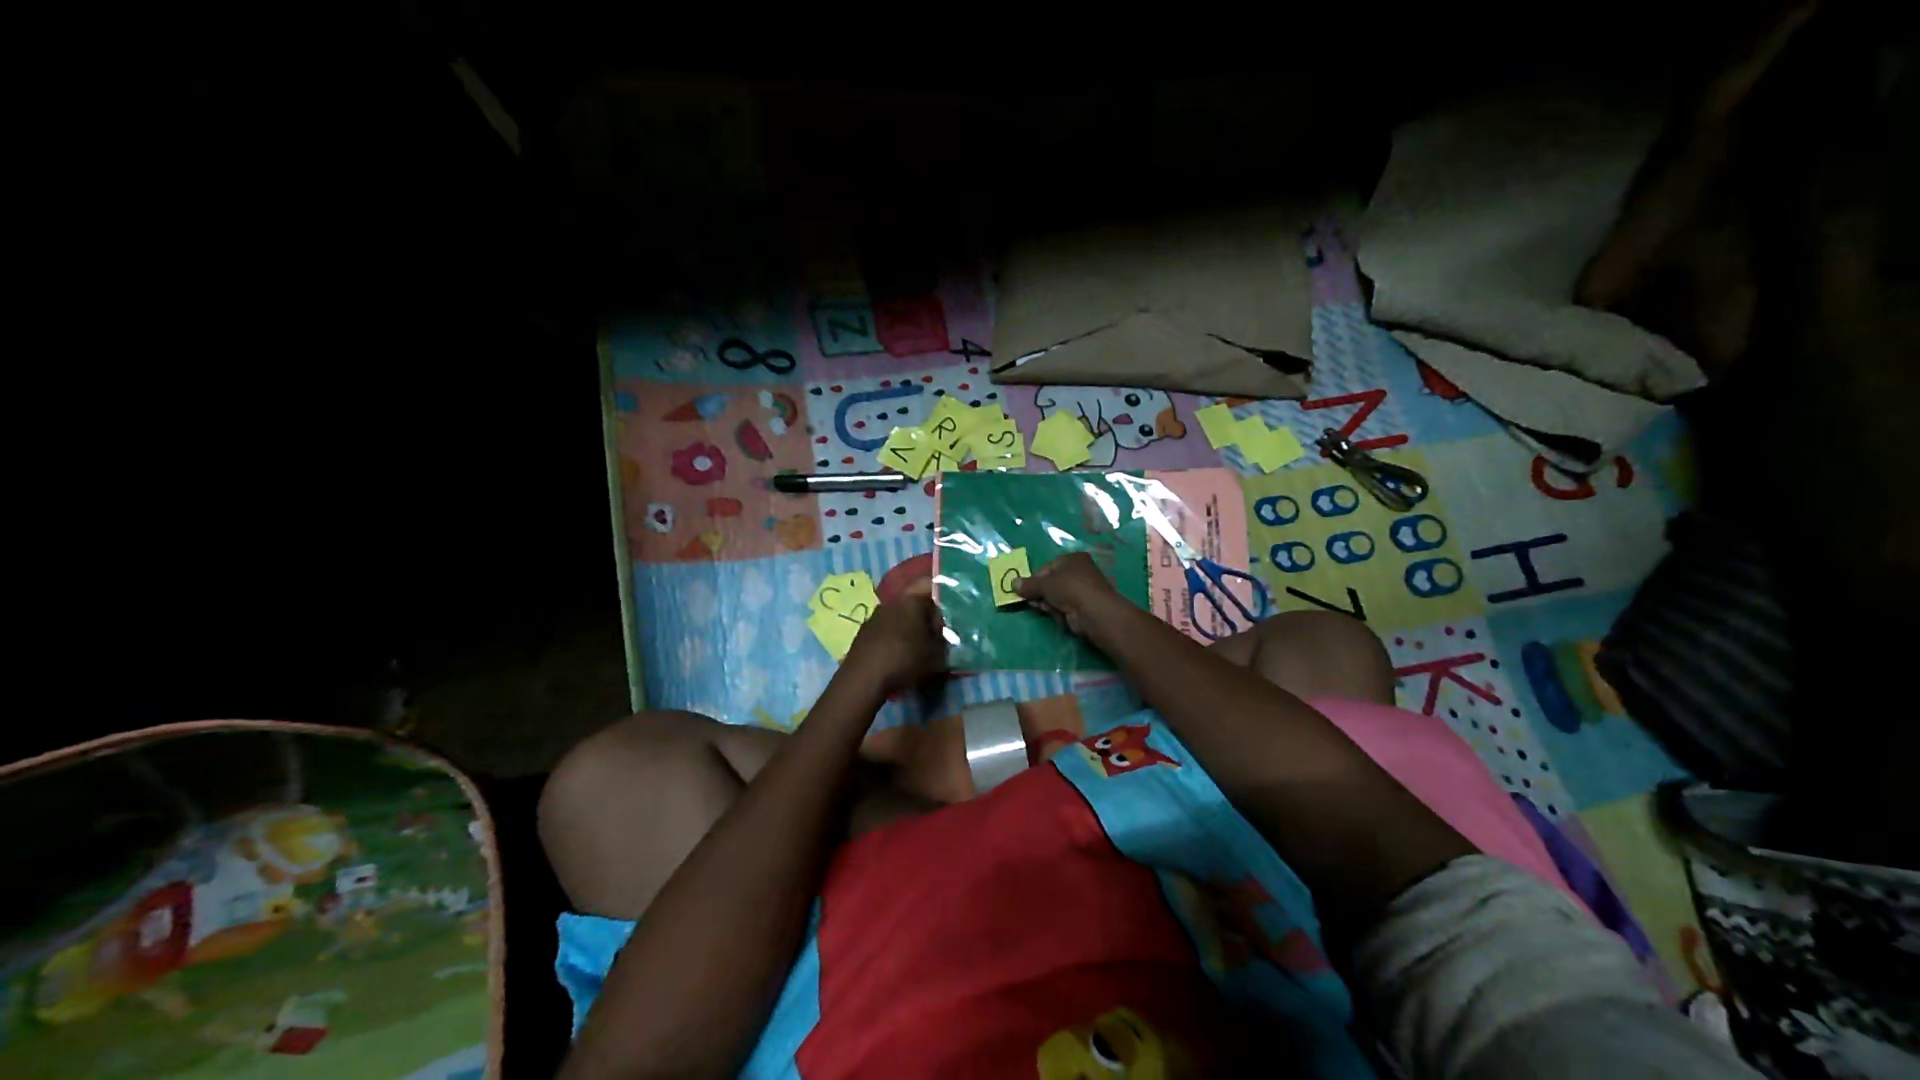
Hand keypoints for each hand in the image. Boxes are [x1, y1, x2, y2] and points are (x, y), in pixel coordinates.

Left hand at [844, 580, 945, 692]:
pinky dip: (895, 638)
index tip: (952, 613)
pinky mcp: (862, 633)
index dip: (943, 596)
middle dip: (927, 615)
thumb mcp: (938, 654)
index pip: (930, 585)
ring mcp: (874, 617)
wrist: (863, 680)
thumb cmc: (905, 660)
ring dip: (910, 628)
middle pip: (914, 601)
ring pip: (899, 616)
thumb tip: (942, 632)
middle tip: (938, 633)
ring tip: (920, 648)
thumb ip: (944, 639)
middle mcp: (891, 602)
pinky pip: (886, 630)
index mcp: (911, 599)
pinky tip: (899, 656)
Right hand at [1017, 552, 1123, 637]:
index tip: (1024, 589)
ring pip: (1056, 595)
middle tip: (1029, 600)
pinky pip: (1063, 606)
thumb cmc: (1070, 589)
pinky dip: (1057, 610)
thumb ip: (1028, 584)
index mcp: (1072, 559)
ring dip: (1046, 602)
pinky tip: (1054, 613)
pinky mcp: (1082, 606)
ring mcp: (1081, 590)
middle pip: (1051, 582)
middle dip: (1039, 592)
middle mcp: (1078, 571)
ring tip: (1043, 607)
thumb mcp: (1045, 584)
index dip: (1035, 578)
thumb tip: (1012, 583)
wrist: (1093, 612)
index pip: (1047, 567)